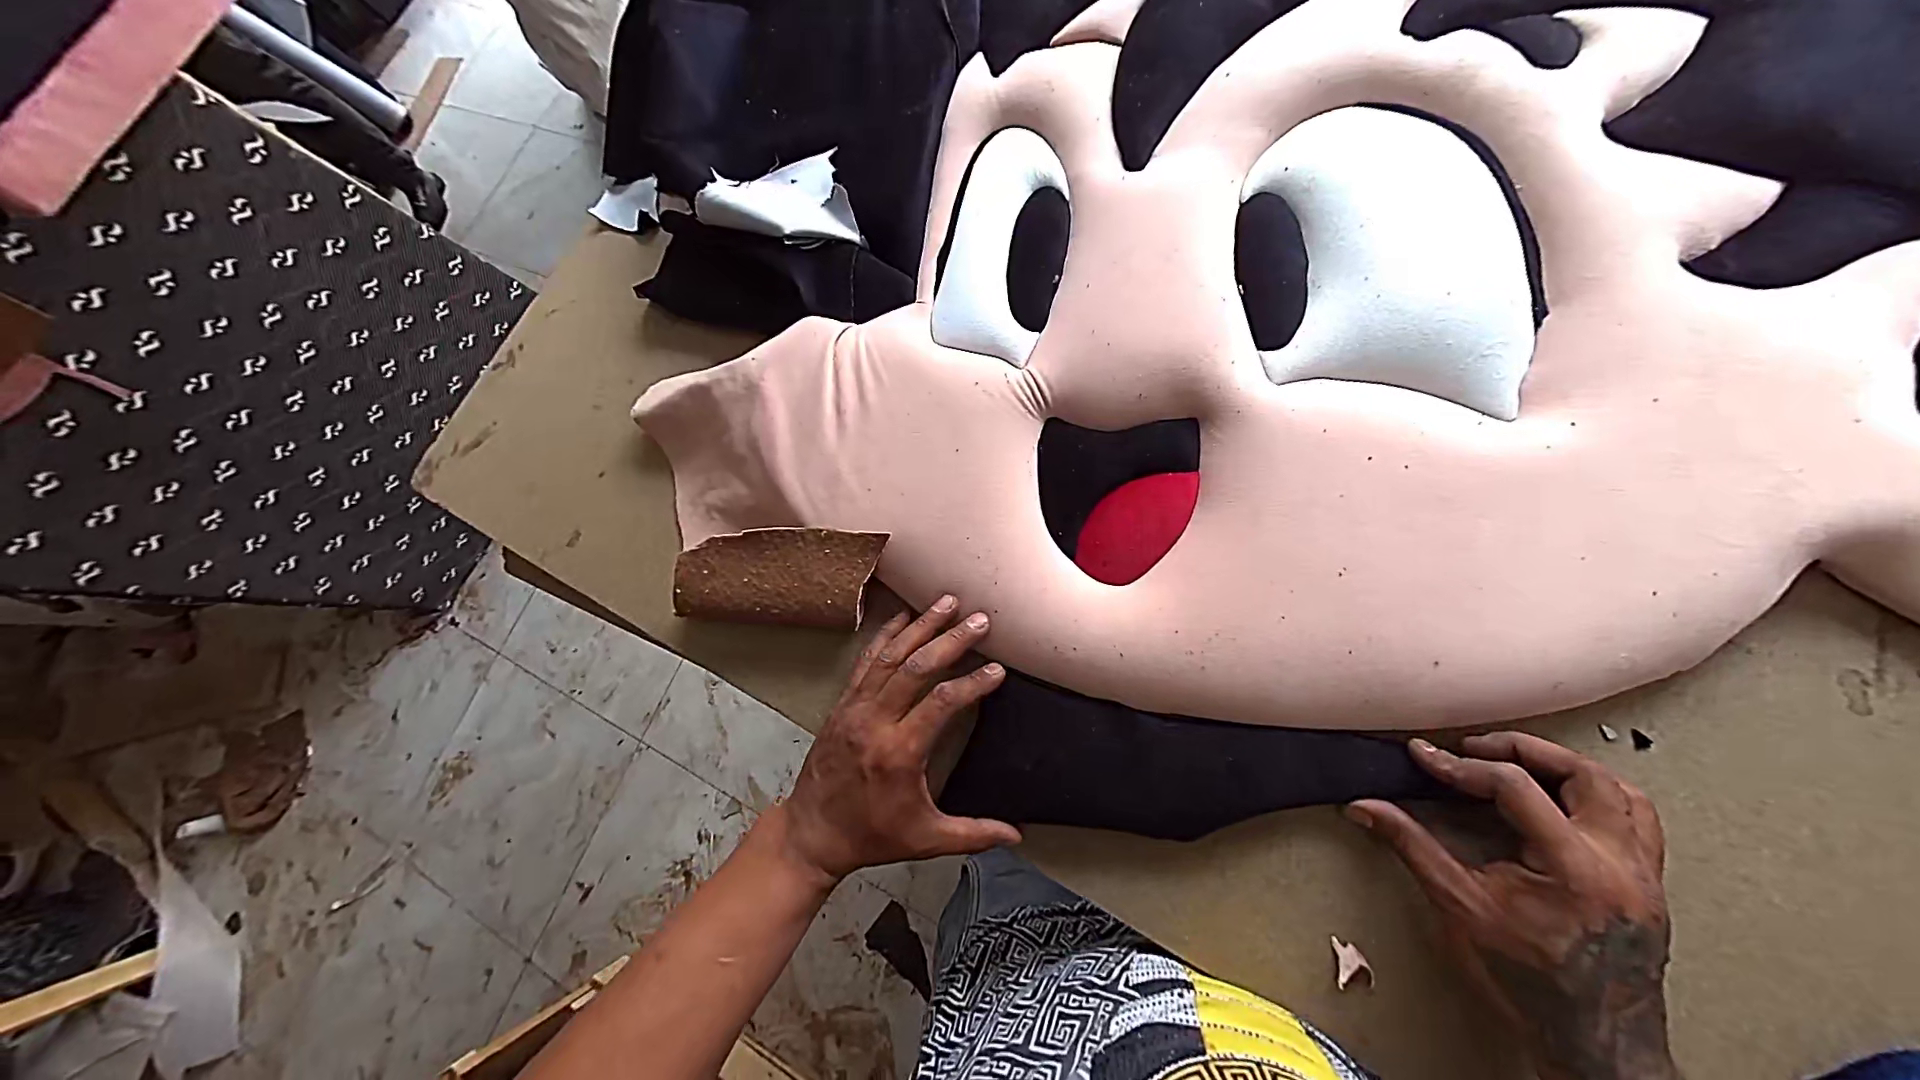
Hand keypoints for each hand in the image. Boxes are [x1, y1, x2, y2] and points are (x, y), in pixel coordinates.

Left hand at [774, 596, 1021, 884]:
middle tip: (980, 620)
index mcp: (899, 753)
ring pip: (891, 656)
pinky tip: (903, 617)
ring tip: (947, 602)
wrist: (811, 833)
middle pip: (917, 667)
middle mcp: (875, 722)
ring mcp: (855, 709)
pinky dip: (885, 636)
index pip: (942, 703)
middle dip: (951, 639)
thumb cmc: (871, 836)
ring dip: (921, 626)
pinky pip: (866, 662)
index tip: (997, 668)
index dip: (973, 683)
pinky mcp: (843, 704)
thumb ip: (974, 833)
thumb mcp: (926, 840)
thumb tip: (1017, 836)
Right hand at [1347, 734, 1677, 1079]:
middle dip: (1521, 748)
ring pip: (1622, 792)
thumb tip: (1366, 809)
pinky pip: (1639, 821)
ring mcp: (1644, 877)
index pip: (1515, 787)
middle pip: (1583, 774)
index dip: (1460, 765)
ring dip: (1567, 767)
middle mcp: (1621, 867)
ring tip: (1520, 759)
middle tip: (1474, 745)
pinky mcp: (1649, 887)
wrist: (1595, 1043)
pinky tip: (1563, 797)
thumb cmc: (1531, 984)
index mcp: (1576, 870)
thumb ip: (1412, 846)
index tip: (1425, 756)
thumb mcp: (1459, 907)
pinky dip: (1599, 795)